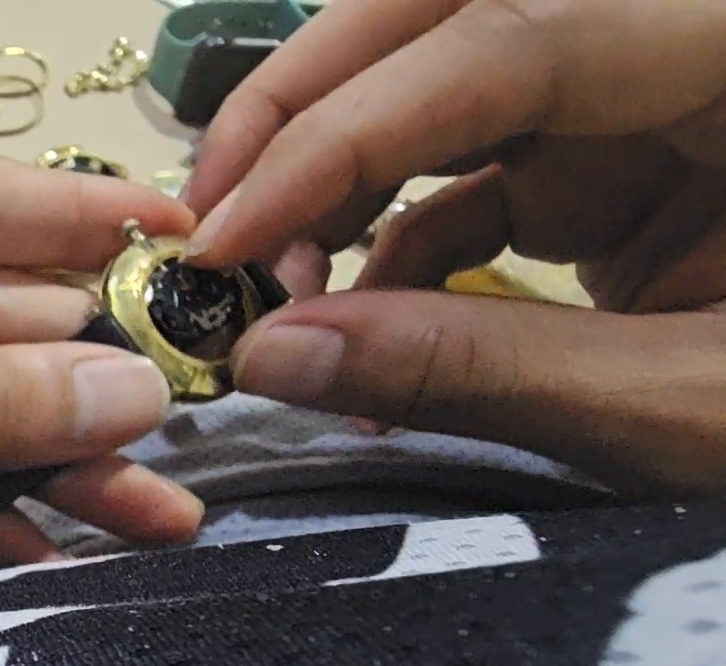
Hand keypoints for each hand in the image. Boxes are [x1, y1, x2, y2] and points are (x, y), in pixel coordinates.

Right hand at [183, 0, 725, 494]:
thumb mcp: (692, 407)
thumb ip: (468, 371)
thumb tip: (269, 356)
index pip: (511, 39)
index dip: (331, 143)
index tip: (216, 244)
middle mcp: (711, 30)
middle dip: (305, 105)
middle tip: (212, 209)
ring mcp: (665, 84)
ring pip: (441, 76)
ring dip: (331, 177)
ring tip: (278, 278)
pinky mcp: (626, 149)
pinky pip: (466, 172)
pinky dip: (385, 247)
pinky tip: (359, 321)